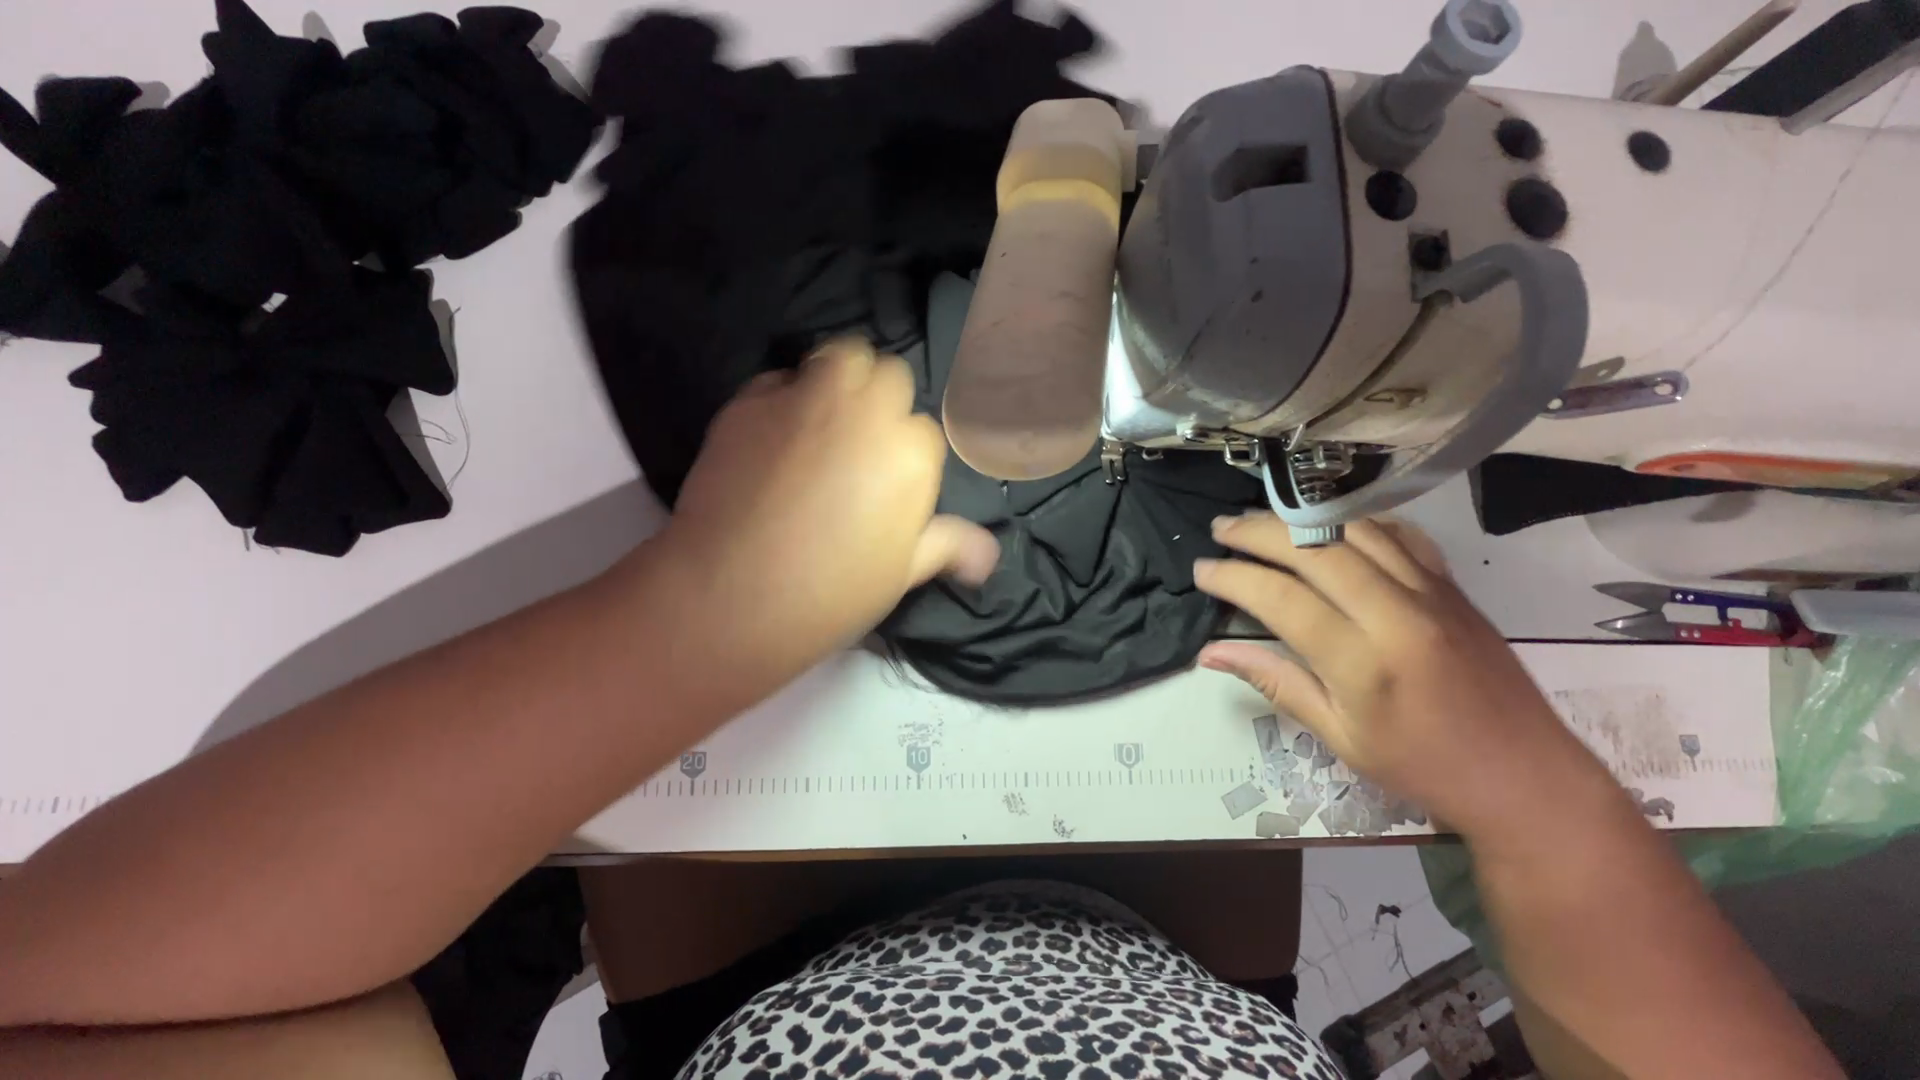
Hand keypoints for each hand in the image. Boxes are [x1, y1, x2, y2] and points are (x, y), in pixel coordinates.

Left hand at [642, 338, 999, 702]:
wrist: (731, 596)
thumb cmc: (830, 594)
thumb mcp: (902, 574)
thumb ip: (947, 545)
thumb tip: (988, 555)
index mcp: (912, 453)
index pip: (923, 432)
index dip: (906, 456)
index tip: (886, 484)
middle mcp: (865, 411)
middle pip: (888, 377)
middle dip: (880, 402)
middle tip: (858, 444)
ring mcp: (805, 400)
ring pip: (838, 357)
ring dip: (838, 380)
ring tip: (823, 419)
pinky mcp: (750, 401)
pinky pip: (778, 381)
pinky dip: (783, 399)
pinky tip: (771, 438)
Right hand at [1193, 515, 1615, 841]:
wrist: (1525, 776)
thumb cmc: (1422, 768)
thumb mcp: (1340, 737)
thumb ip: (1276, 683)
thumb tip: (1211, 653)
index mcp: (1364, 662)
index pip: (1282, 598)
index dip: (1234, 578)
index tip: (1201, 571)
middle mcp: (1397, 614)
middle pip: (1316, 549)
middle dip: (1259, 533)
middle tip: (1220, 529)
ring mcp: (1431, 593)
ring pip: (1357, 531)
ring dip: (1303, 519)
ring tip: (1262, 520)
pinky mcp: (1453, 587)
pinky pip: (1401, 536)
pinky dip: (1358, 523)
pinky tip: (1332, 527)